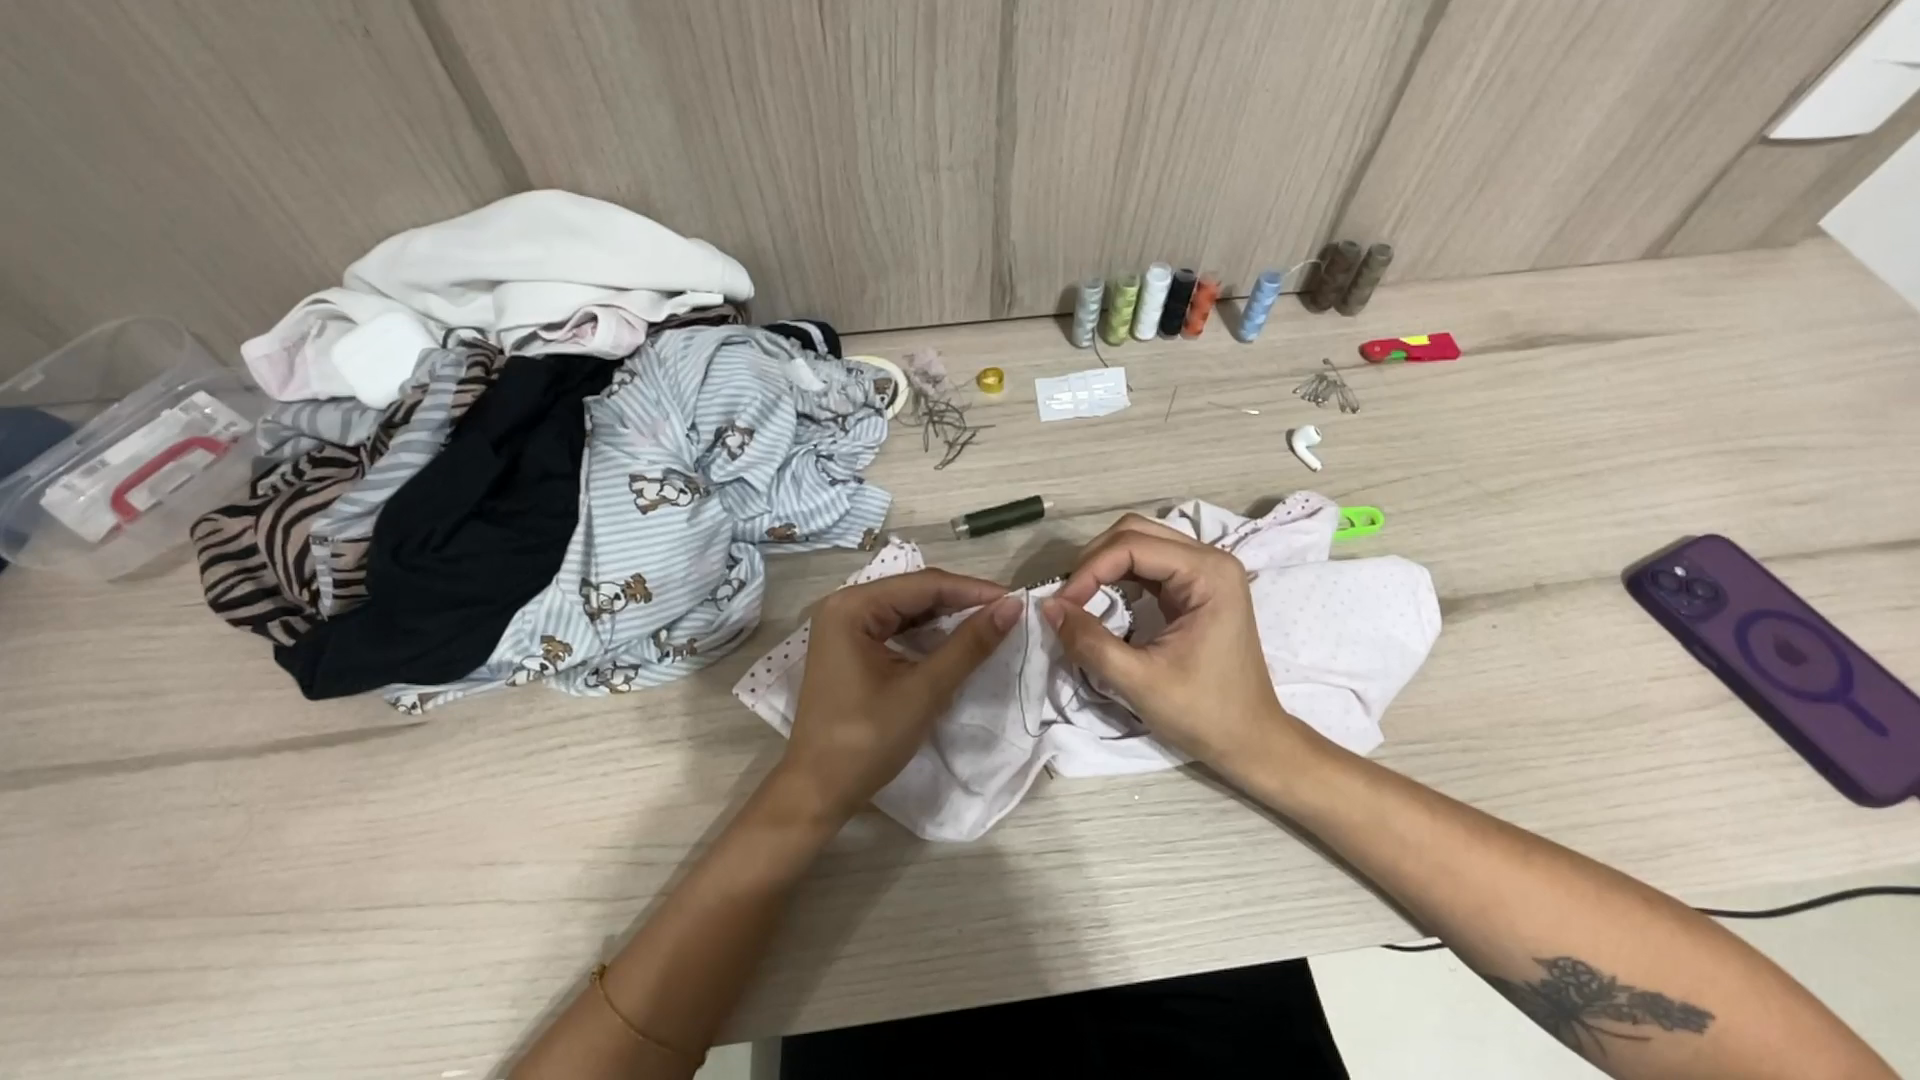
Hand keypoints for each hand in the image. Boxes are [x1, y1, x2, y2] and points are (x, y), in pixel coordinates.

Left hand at [777, 569, 1020, 819]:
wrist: (819, 789)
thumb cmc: (867, 739)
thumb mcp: (924, 690)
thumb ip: (969, 645)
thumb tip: (1012, 608)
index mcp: (852, 607)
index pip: (925, 584)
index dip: (973, 590)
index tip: (1017, 601)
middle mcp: (844, 607)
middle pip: (914, 592)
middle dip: (961, 601)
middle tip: (1008, 614)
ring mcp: (844, 628)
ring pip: (907, 610)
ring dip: (947, 618)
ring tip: (990, 624)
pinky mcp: (850, 650)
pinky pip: (896, 629)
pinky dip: (927, 635)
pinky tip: (955, 642)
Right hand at [1043, 514, 1308, 772]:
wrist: (1249, 740)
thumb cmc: (1203, 712)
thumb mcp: (1139, 681)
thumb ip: (1091, 642)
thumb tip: (1049, 608)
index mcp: (1209, 573)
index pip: (1132, 545)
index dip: (1090, 571)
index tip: (1062, 607)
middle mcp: (1210, 560)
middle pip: (1135, 533)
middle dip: (1094, 561)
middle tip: (1068, 601)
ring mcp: (1205, 572)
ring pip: (1139, 543)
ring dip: (1103, 566)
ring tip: (1078, 600)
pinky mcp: (1195, 588)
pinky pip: (1148, 564)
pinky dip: (1118, 576)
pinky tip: (1101, 600)